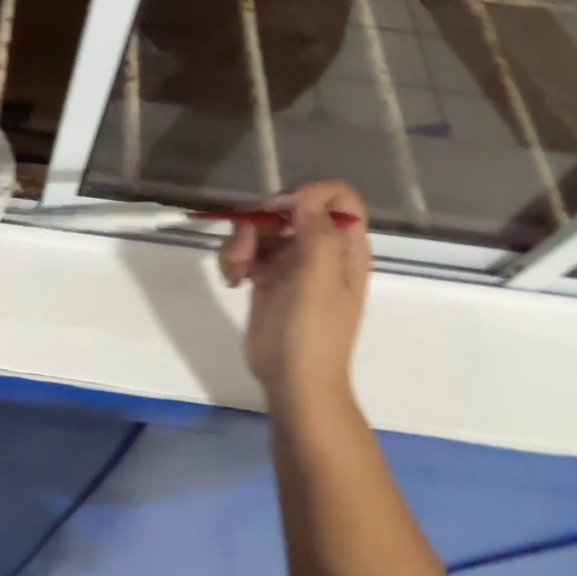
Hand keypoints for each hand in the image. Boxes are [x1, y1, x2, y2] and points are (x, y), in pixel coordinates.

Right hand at [217, 181, 371, 407]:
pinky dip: (234, 259)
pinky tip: (232, 280)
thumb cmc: (313, 332)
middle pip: (290, 207)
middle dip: (261, 219)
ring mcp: (291, 264)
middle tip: (246, 244)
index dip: (308, 194)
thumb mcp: (318, 279)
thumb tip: (304, 196)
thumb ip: (316, 232)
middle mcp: (319, 249)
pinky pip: (246, 251)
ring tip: (235, 269)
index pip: (337, 196)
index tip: (280, 212)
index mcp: (344, 247)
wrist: (294, 381)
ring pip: (262, 228)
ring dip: (241, 241)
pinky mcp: (266, 278)